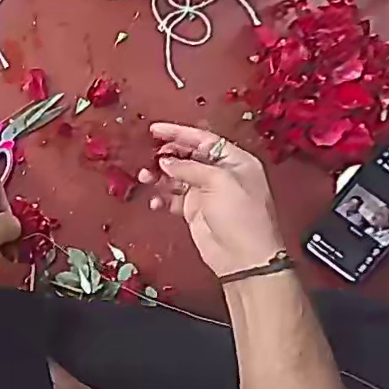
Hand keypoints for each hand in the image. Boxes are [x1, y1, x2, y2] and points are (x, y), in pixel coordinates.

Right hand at [139, 123, 284, 278]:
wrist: (244, 258)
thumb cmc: (241, 216)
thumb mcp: (220, 182)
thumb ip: (190, 167)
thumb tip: (166, 160)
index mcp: (234, 161)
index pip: (203, 139)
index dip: (179, 133)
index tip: (155, 130)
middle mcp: (220, 173)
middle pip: (188, 156)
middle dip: (167, 155)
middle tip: (148, 156)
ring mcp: (206, 192)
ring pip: (177, 176)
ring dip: (160, 176)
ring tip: (145, 177)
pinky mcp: (194, 210)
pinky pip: (173, 197)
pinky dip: (163, 197)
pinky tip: (156, 201)